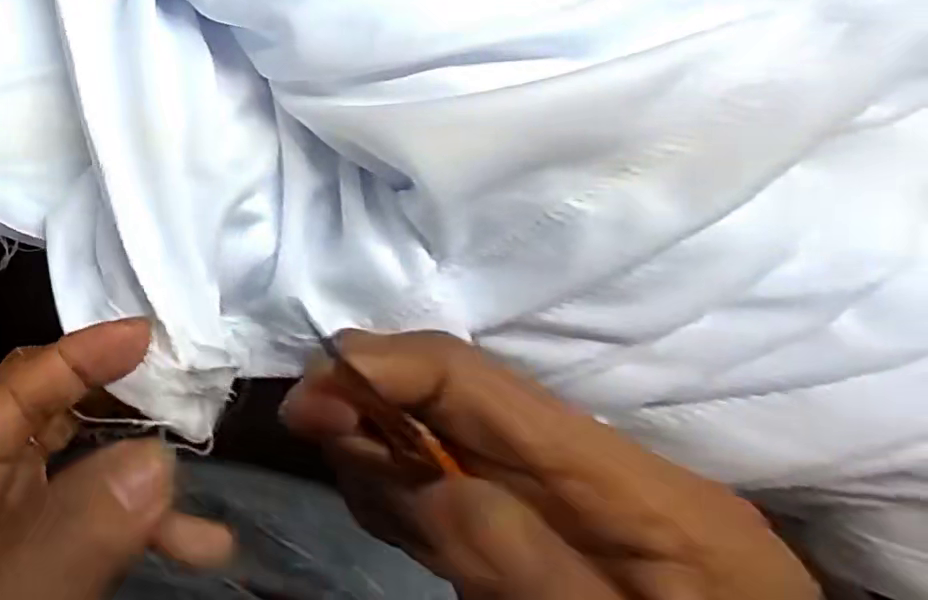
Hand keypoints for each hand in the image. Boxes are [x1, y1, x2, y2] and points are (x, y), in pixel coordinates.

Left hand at [0, 318, 234, 599]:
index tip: (143, 332)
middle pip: (50, 405)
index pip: (17, 385)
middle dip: (117, 398)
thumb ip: (78, 530)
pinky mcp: (32, 533)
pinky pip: (91, 504)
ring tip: (198, 458)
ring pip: (79, 450)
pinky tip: (196, 541)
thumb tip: (158, 458)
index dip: (82, 355)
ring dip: (141, 461)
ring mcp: (2, 498)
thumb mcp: (12, 592)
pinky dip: (142, 518)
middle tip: (179, 385)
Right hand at [280, 331, 818, 599]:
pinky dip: (394, 485)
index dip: (373, 366)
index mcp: (627, 480)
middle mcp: (583, 460)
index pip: (468, 373)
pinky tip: (405, 525)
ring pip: (422, 421)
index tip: (304, 405)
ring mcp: (554, 485)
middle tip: (316, 442)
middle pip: (435, 386)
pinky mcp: (529, 511)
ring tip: (388, 520)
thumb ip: (527, 565)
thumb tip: (424, 484)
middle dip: (361, 405)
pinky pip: (434, 466)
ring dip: (373, 452)